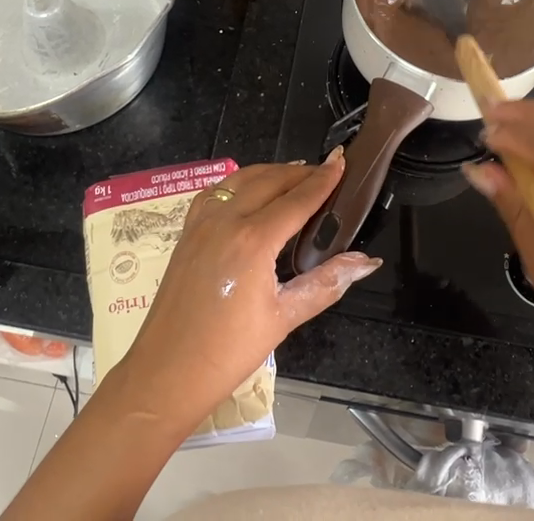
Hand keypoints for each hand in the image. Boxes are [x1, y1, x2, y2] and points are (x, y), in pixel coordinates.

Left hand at [109, 149, 379, 427]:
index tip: (342, 160)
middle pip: (269, 181)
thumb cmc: (229, 352)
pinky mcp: (186, 232)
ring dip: (270, 173)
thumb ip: (326, 283)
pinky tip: (250, 192)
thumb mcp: (284, 318)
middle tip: (325, 172)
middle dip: (300, 173)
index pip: (297, 200)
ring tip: (294, 175)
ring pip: (241, 180)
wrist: (166, 373)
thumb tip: (367, 262)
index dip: (323, 180)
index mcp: (253, 240)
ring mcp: (201, 223)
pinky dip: (240, 183)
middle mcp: (226, 220)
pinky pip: (217, 192)